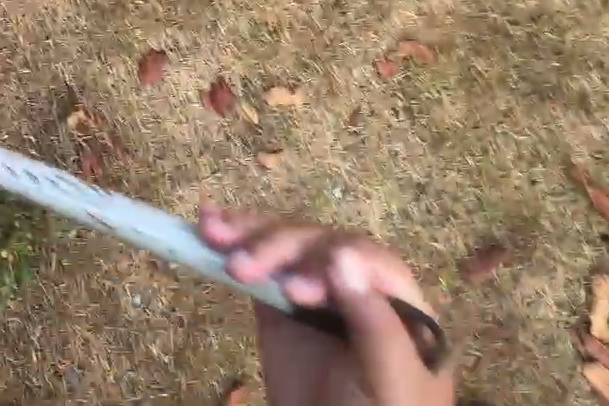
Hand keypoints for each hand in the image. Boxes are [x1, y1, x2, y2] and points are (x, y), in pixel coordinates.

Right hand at [198, 208, 453, 405]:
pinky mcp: (278, 305)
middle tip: (239, 267)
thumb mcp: (390, 386)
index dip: (326, 261)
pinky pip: (258, 264)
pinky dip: (233, 239)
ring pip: (283, 245)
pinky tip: (207, 221)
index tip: (292, 290)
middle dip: (274, 247)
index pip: (365, 259)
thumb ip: (375, 326)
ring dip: (245, 232)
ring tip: (210, 232)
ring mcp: (313, 294)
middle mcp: (356, 290)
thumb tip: (342, 255)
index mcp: (400, 307)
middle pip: (316, 244)